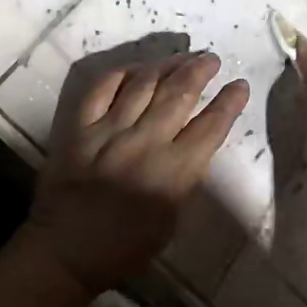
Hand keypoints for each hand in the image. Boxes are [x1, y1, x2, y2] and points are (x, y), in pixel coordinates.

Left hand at [28, 52, 250, 293]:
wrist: (66, 250)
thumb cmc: (125, 245)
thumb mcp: (172, 218)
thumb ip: (185, 176)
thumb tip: (194, 143)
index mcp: (174, 171)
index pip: (211, 126)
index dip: (229, 102)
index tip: (240, 85)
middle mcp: (145, 142)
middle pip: (179, 95)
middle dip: (200, 71)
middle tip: (211, 58)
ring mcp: (109, 131)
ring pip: (144, 84)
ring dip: (167, 65)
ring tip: (182, 55)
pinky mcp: (80, 127)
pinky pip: (102, 88)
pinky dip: (121, 73)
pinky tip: (136, 67)